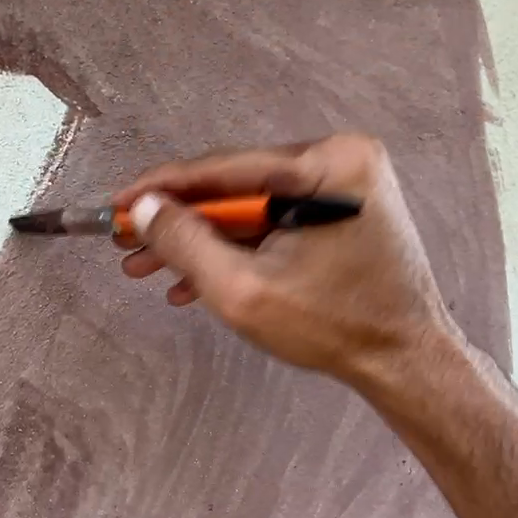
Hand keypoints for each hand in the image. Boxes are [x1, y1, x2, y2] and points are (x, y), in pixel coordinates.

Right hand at [112, 134, 463, 388]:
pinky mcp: (337, 212)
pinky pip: (268, 222)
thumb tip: (143, 208)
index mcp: (324, 164)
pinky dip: (230, 249)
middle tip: (126, 243)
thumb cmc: (328, 326)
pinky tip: (189, 281)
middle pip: (231, 187)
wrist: (400, 357)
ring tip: (146, 269)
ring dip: (196, 241)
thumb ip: (186, 243)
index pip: (221, 168)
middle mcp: (336, 160)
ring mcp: (340, 186)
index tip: (117, 204)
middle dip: (175, 222)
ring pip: (245, 209)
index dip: (161, 188)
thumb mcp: (241, 288)